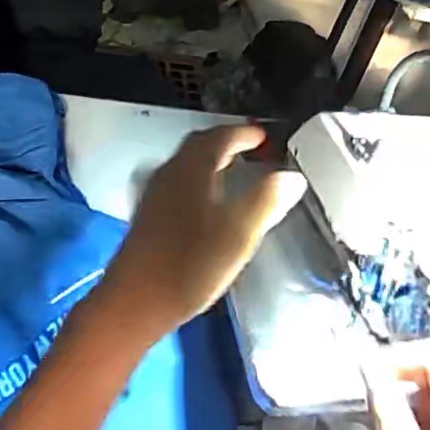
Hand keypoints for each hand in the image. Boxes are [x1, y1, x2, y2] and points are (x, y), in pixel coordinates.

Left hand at [95, 125, 306, 337]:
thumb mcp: (239, 234)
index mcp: (191, 169)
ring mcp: (155, 188)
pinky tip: (208, 195)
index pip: (218, 137)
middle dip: (225, 140)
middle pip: (198, 144)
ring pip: (185, 160)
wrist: (138, 296)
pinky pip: (178, 176)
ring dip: (210, 157)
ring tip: (235, 167)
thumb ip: (265, 201)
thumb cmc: (192, 263)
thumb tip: (292, 176)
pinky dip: (198, 173)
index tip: (263, 135)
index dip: (242, 133)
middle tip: (251, 147)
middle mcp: (169, 170)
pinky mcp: (149, 208)